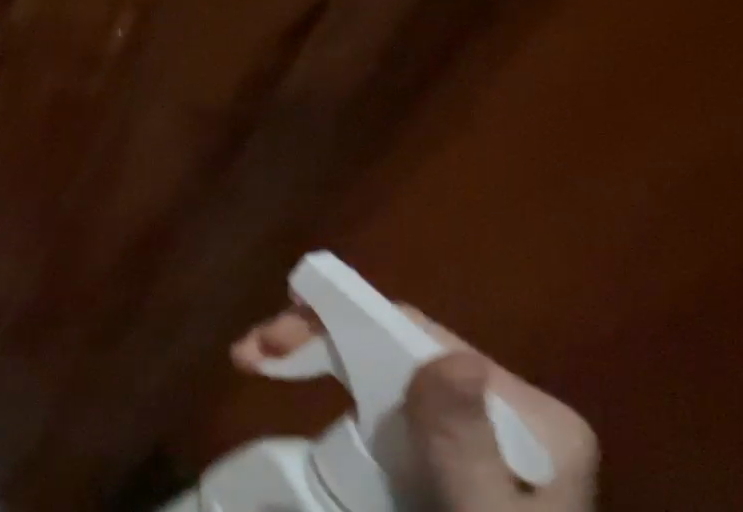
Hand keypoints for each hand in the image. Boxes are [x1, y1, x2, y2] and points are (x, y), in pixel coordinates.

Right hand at [232, 307, 597, 510]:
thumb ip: (465, 445)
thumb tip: (453, 356)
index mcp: (528, 416)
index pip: (417, 337)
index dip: (338, 323)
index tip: (270, 341)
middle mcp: (505, 409)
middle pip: (393, 348)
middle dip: (315, 339)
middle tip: (248, 354)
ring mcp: (480, 432)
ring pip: (383, 369)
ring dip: (315, 358)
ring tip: (256, 362)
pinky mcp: (452, 454)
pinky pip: (387, 401)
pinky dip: (336, 387)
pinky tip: (303, 386)